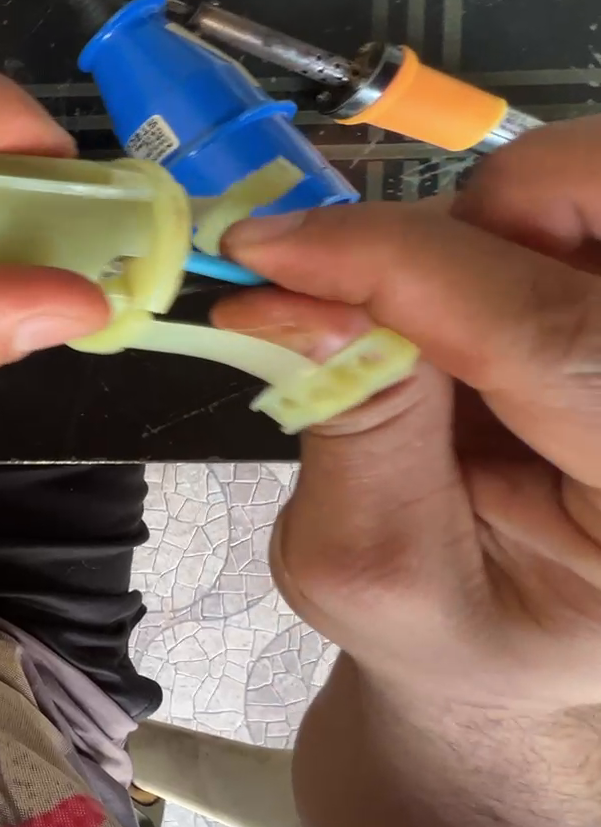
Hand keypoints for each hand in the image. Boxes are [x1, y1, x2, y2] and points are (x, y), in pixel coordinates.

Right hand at [216, 117, 600, 711]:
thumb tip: (285, 301)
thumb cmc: (438, 621)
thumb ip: (347, 427)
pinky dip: (490, 235)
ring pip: (592, 189)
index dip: (394, 266)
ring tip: (411, 322)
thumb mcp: (359, 558)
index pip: (556, 336)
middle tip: (367, 291)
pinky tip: (458, 306)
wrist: (520, 637)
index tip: (260, 246)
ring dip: (470, 232)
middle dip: (470, 222)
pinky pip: (575, 215)